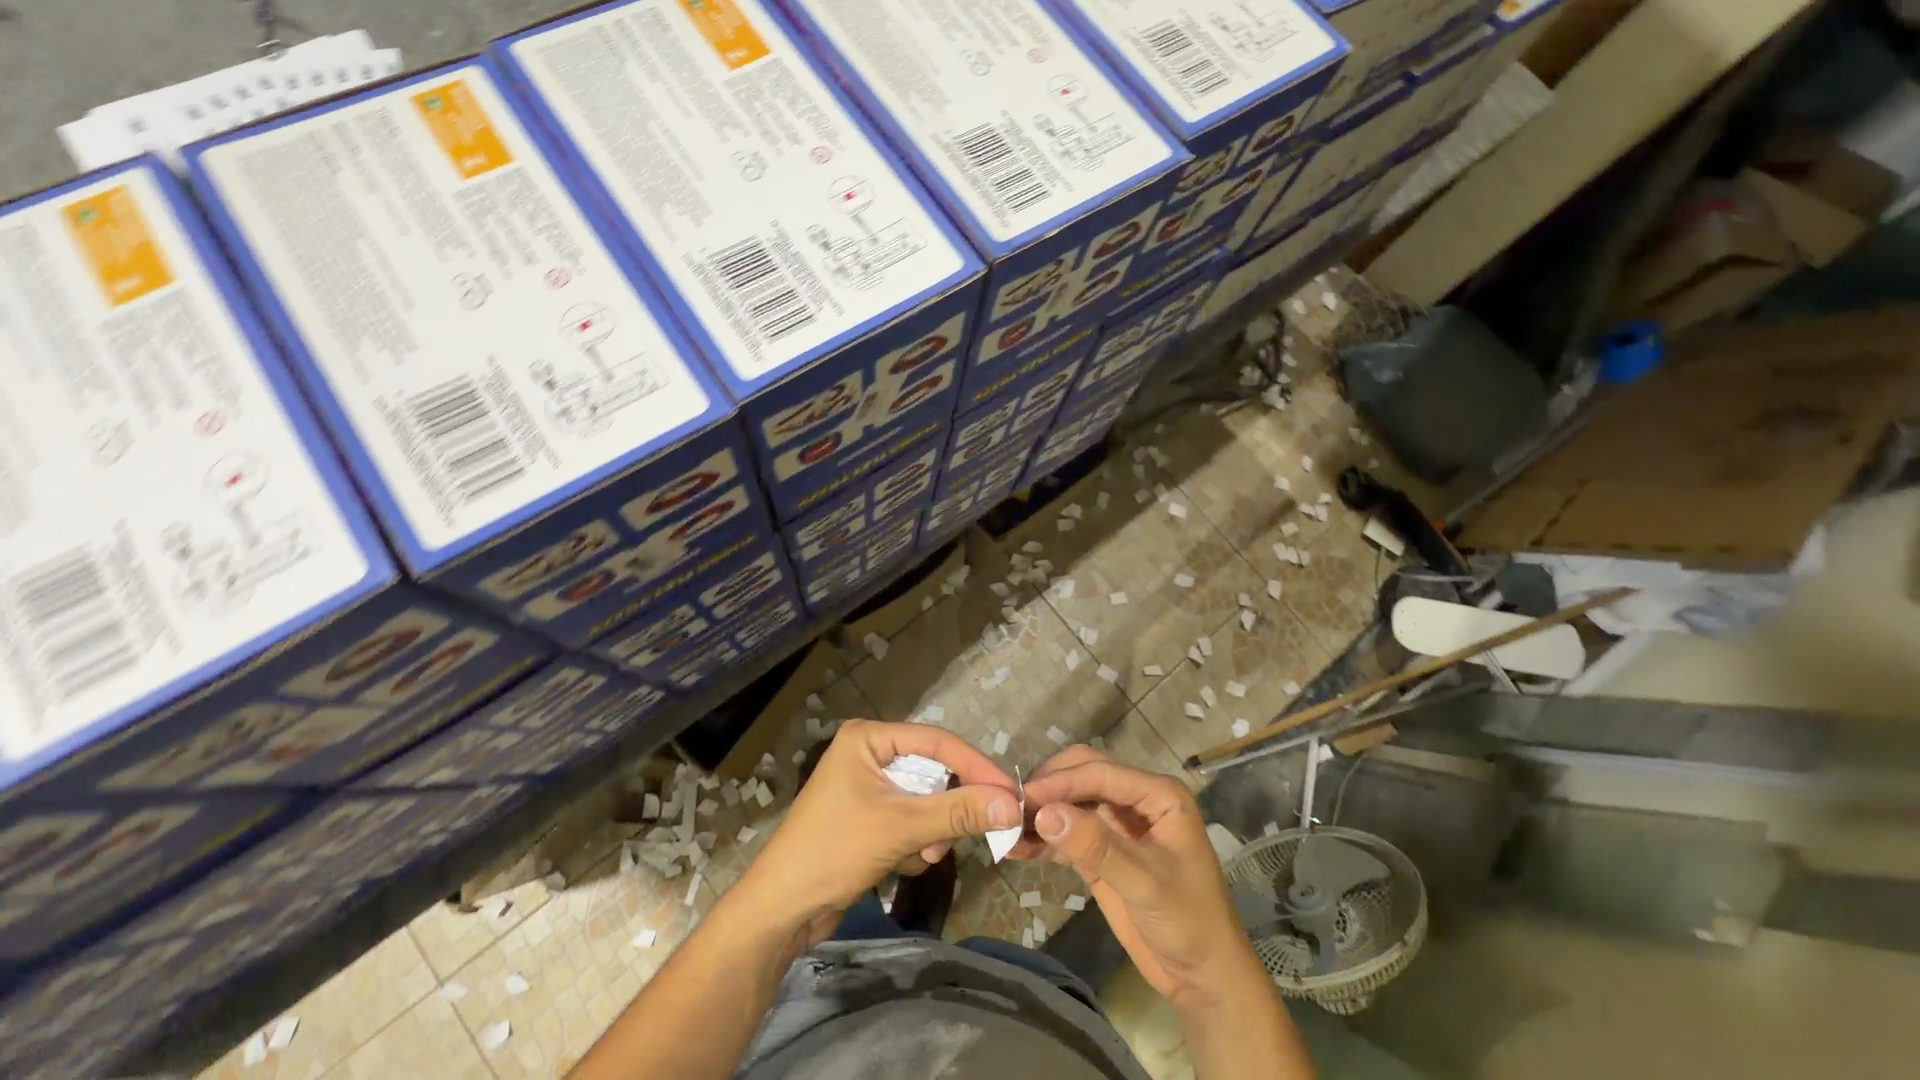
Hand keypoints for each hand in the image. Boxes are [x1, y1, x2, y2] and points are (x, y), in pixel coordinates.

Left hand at [738, 720, 1021, 934]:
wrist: (782, 909)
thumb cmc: (834, 851)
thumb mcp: (902, 827)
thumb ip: (959, 812)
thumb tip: (1014, 805)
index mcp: (869, 738)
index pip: (938, 742)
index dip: (978, 768)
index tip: (1013, 795)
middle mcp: (869, 755)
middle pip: (935, 772)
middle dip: (950, 808)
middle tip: (982, 830)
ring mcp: (868, 789)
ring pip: (927, 802)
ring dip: (932, 832)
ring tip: (923, 855)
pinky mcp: (869, 821)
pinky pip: (912, 822)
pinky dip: (915, 844)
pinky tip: (901, 864)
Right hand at [1016, 747, 1266, 1008]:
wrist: (1202, 975)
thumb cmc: (1189, 922)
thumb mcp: (1145, 883)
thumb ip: (1097, 847)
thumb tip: (1044, 813)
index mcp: (1158, 795)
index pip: (1101, 773)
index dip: (1060, 781)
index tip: (1021, 797)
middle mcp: (1136, 801)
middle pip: (1082, 777)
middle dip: (1047, 789)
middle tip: (1009, 809)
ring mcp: (1116, 826)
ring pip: (1070, 804)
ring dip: (1039, 814)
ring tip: (1003, 829)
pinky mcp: (1100, 853)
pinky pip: (1066, 835)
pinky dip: (1042, 840)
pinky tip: (1014, 850)